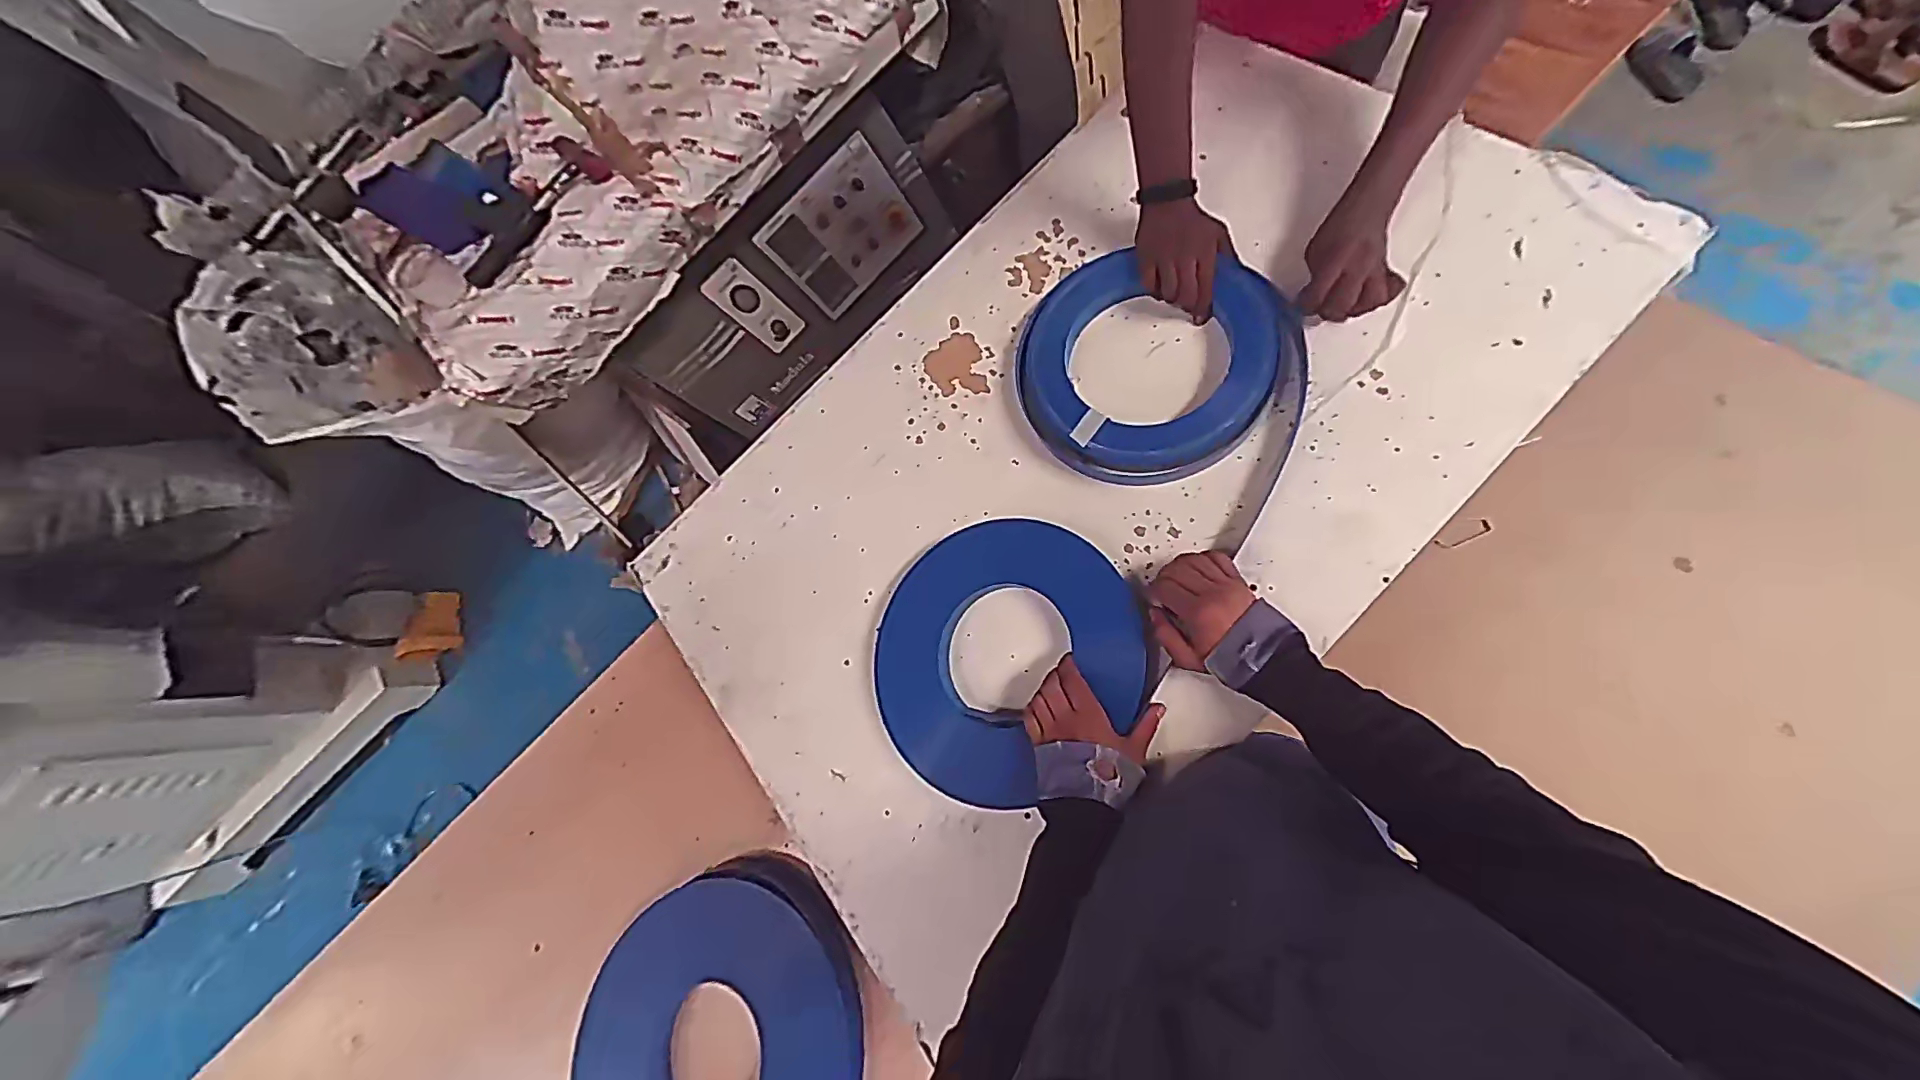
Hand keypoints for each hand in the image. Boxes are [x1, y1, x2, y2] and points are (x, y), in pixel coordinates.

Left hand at [1022, 654, 1165, 767]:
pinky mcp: (1039, 744)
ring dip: (1042, 688)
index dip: (1068, 666)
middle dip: (1055, 673)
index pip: (1072, 680)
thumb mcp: (1134, 749)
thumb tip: (1156, 709)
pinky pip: (1029, 718)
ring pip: (1039, 698)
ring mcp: (1050, 730)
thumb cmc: (1110, 774)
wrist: (1087, 799)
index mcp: (1088, 714)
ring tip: (1047, 685)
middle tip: (1059, 670)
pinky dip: (1030, 708)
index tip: (1069, 660)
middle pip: (1052, 685)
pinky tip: (1034, 706)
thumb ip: (1145, 725)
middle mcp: (1065, 718)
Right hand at [1135, 199, 1236, 322]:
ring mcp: (1164, 259)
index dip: (1203, 308)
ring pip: (1167, 293)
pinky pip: (1149, 285)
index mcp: (1205, 252)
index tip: (1201, 317)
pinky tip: (1160, 287)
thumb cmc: (1192, 218)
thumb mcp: (1218, 233)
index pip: (1206, 288)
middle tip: (1187, 306)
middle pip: (1185, 296)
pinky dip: (1155, 291)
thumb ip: (1228, 255)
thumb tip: (1236, 274)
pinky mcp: (1146, 259)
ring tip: (1174, 294)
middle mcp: (1184, 257)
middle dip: (1187, 306)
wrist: (1167, 202)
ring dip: (1172, 299)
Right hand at [1146, 551, 1255, 671]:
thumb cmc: (1229, 658)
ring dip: (1180, 565)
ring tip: (1177, 576)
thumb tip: (1156, 616)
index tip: (1154, 597)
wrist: (1262, 656)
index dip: (1153, 590)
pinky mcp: (1238, 581)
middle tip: (1162, 587)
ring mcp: (1227, 585)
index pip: (1164, 587)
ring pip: (1194, 560)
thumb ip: (1166, 636)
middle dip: (1163, 577)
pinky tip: (1198, 567)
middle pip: (1176, 569)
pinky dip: (1203, 558)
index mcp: (1198, 613)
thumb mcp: (1188, 658)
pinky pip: (1217, 558)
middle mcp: (1212, 594)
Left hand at [1300, 194, 1405, 321]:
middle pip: (1342, 307)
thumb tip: (1310, 295)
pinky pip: (1388, 292)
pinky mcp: (1385, 271)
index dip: (1306, 306)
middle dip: (1327, 313)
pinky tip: (1366, 299)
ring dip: (1353, 310)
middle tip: (1321, 309)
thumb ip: (1313, 276)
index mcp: (1335, 261)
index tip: (1303, 305)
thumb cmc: (1342, 224)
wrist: (1367, 206)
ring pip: (1368, 304)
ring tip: (1343, 306)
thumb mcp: (1314, 251)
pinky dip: (1378, 300)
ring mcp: (1374, 270)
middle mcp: (1357, 267)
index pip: (1317, 297)